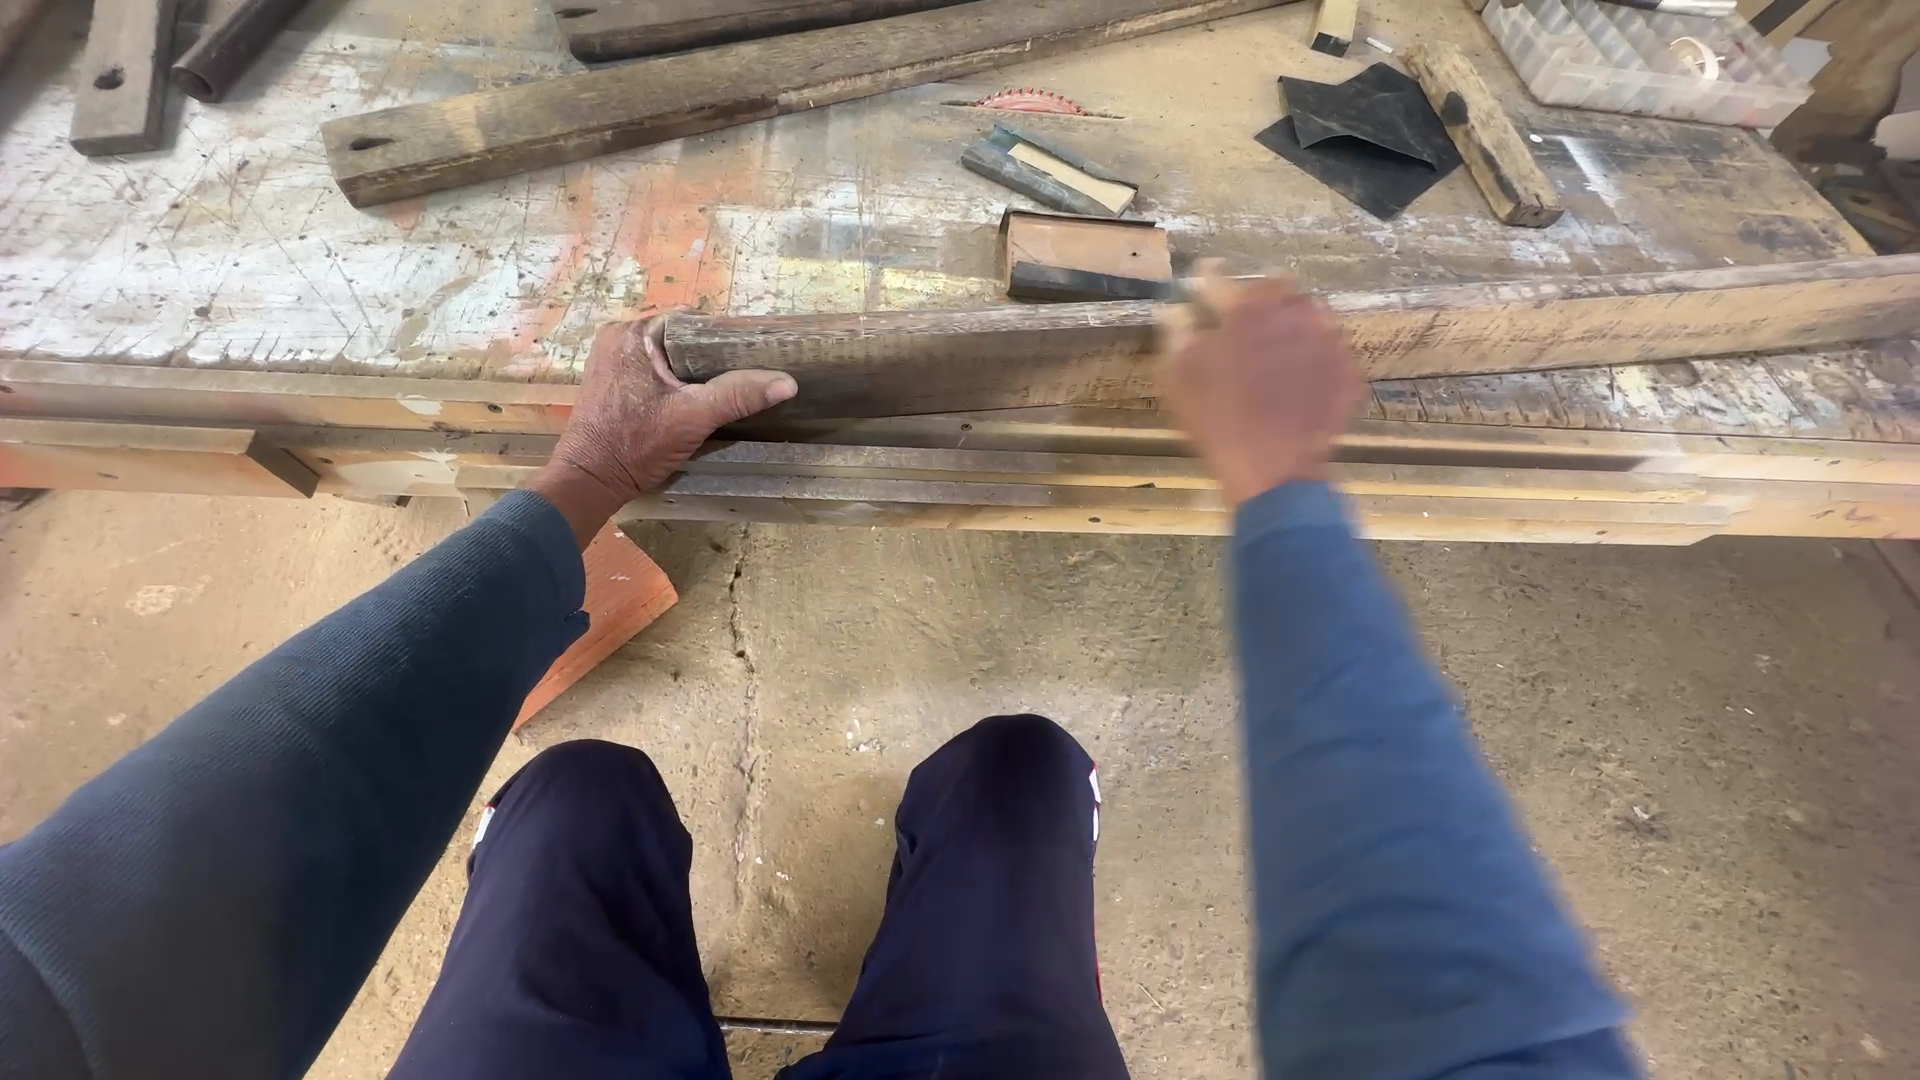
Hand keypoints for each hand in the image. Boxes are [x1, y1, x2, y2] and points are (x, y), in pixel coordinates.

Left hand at [525, 314, 796, 545]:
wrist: (591, 480)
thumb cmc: (636, 444)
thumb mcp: (693, 417)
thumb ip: (738, 395)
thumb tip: (788, 382)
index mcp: (633, 333)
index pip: (693, 321)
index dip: (726, 338)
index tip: (755, 357)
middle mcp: (619, 337)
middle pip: (683, 339)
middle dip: (714, 357)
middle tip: (747, 376)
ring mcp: (613, 360)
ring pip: (671, 357)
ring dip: (697, 372)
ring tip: (729, 388)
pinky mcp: (614, 382)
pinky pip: (657, 372)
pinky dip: (679, 382)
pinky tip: (698, 400)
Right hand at [1157, 264, 1362, 506]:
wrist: (1272, 467)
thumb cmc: (1216, 420)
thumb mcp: (1179, 378)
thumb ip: (1177, 335)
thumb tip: (1174, 311)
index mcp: (1247, 308)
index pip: (1220, 280)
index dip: (1206, 278)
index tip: (1200, 277)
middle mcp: (1293, 311)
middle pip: (1274, 287)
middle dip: (1256, 295)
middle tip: (1243, 315)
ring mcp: (1327, 339)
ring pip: (1307, 313)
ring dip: (1288, 320)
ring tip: (1273, 342)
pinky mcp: (1346, 369)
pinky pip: (1327, 349)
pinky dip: (1311, 354)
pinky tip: (1296, 374)